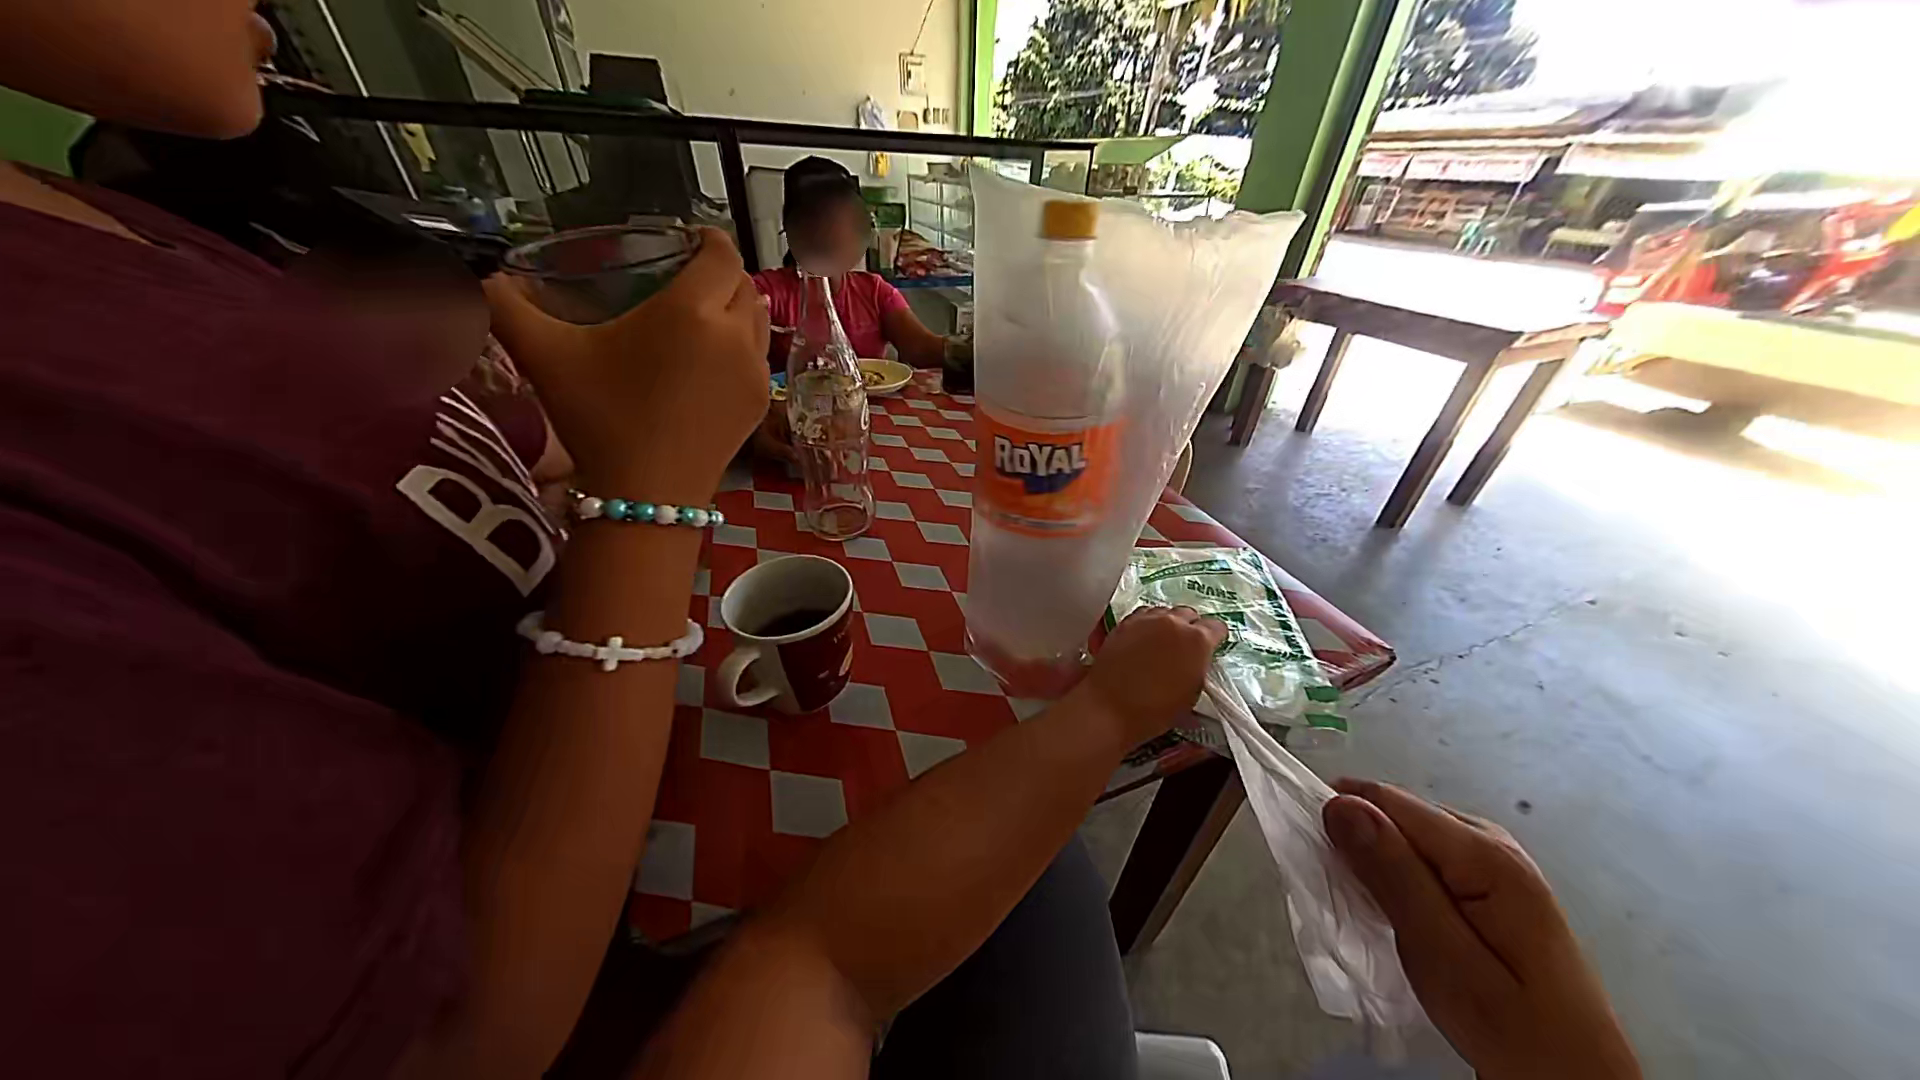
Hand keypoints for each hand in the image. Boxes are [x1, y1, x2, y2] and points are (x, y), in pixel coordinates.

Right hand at [483, 227, 769, 504]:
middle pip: (743, 283)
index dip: (710, 238)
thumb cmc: (600, 418)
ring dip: (739, 304)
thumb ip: (506, 306)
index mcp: (691, 310)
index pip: (720, 254)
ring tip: (708, 310)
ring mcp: (754, 371)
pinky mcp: (760, 402)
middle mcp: (734, 334)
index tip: (691, 238)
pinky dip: (746, 341)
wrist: (647, 492)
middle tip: (692, 274)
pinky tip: (718, 354)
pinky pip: (761, 355)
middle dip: (722, 271)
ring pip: (759, 318)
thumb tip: (480, 276)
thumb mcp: (545, 355)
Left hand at [1079, 606, 1225, 744]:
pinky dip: (1148, 622)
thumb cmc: (1157, 710)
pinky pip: (1143, 615)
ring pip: (1164, 611)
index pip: (1216, 627)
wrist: (1110, 706)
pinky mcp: (1124, 623)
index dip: (1215, 638)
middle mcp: (1173, 622)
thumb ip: (1199, 668)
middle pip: (1188, 614)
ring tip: (1164, 640)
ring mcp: (1146, 619)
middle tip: (1186, 645)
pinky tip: (1144, 637)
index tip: (1212, 647)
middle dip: (1191, 627)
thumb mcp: (1191, 693)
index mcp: (1198, 640)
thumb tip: (1196, 662)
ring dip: (1168, 622)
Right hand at [1323, 781, 1640, 1079]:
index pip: (1384, 800)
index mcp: (1485, 854)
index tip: (1317, 859)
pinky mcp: (1490, 882)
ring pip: (1404, 832)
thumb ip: (1394, 876)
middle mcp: (1491, 841)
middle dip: (1359, 842)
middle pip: (1394, 812)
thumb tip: (1341, 805)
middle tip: (1351, 900)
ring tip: (1374, 910)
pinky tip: (1401, 913)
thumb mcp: (1443, 959)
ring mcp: (1495, 860)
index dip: (1340, 817)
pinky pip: (1422, 855)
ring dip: (1377, 861)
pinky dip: (1397, 874)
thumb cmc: (1513, 1030)